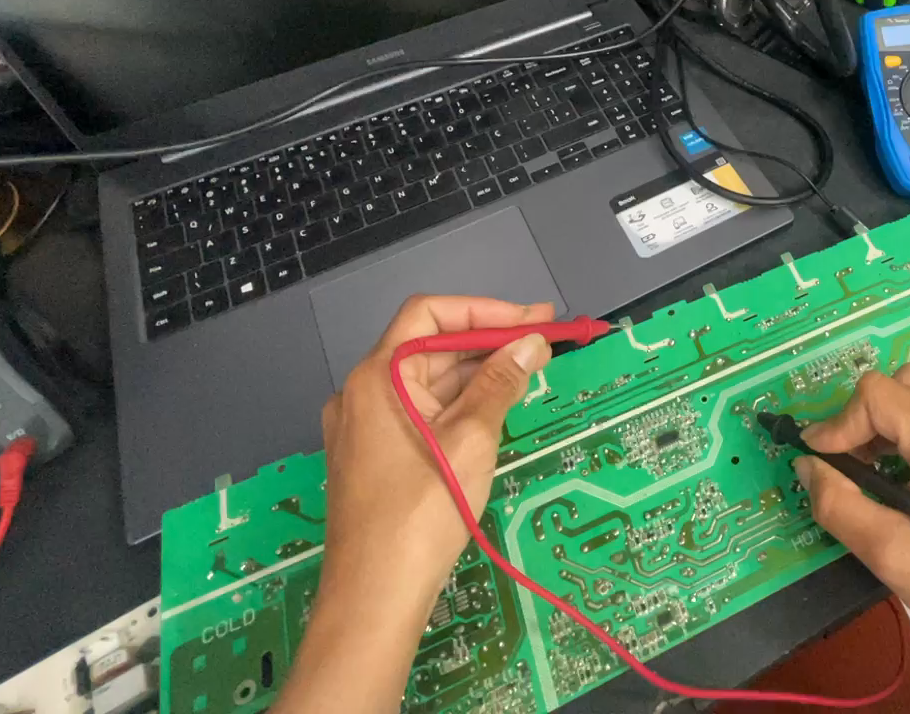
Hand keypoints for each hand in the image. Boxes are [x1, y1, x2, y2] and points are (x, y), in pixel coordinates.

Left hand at [279, 297, 553, 713]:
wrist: (375, 598)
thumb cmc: (423, 509)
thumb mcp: (472, 437)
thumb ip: (501, 381)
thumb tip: (533, 342)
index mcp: (378, 377)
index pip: (430, 315)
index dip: (485, 310)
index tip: (532, 320)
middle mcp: (365, 392)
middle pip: (431, 345)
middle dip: (489, 339)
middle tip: (545, 339)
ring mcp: (368, 425)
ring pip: (431, 379)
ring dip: (480, 370)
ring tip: (531, 369)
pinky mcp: (378, 454)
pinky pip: (425, 409)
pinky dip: (463, 400)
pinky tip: (499, 404)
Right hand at [797, 365, 909, 713]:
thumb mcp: (889, 555)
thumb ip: (838, 504)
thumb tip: (806, 464)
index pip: (877, 396)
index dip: (838, 423)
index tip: (817, 458)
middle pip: (897, 382)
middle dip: (861, 417)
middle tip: (847, 464)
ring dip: (883, 419)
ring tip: (870, 467)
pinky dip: (907, 425)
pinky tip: (901, 469)